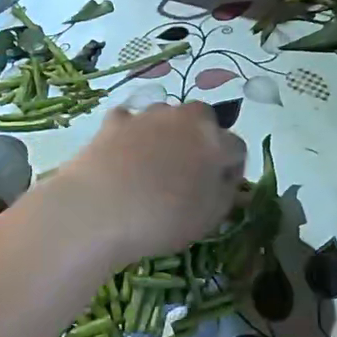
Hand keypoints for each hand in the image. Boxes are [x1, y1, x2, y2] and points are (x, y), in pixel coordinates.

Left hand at [51, 102, 246, 268]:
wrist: (99, 210)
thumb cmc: (163, 220)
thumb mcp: (209, 218)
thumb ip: (226, 194)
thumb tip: (225, 181)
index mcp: (216, 142)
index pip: (237, 149)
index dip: (231, 170)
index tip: (219, 190)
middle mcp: (186, 119)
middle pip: (204, 121)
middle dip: (202, 140)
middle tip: (188, 172)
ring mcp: (148, 116)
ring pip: (167, 118)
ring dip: (167, 134)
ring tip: (152, 167)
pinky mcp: (115, 120)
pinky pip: (131, 122)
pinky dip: (131, 135)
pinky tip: (122, 158)